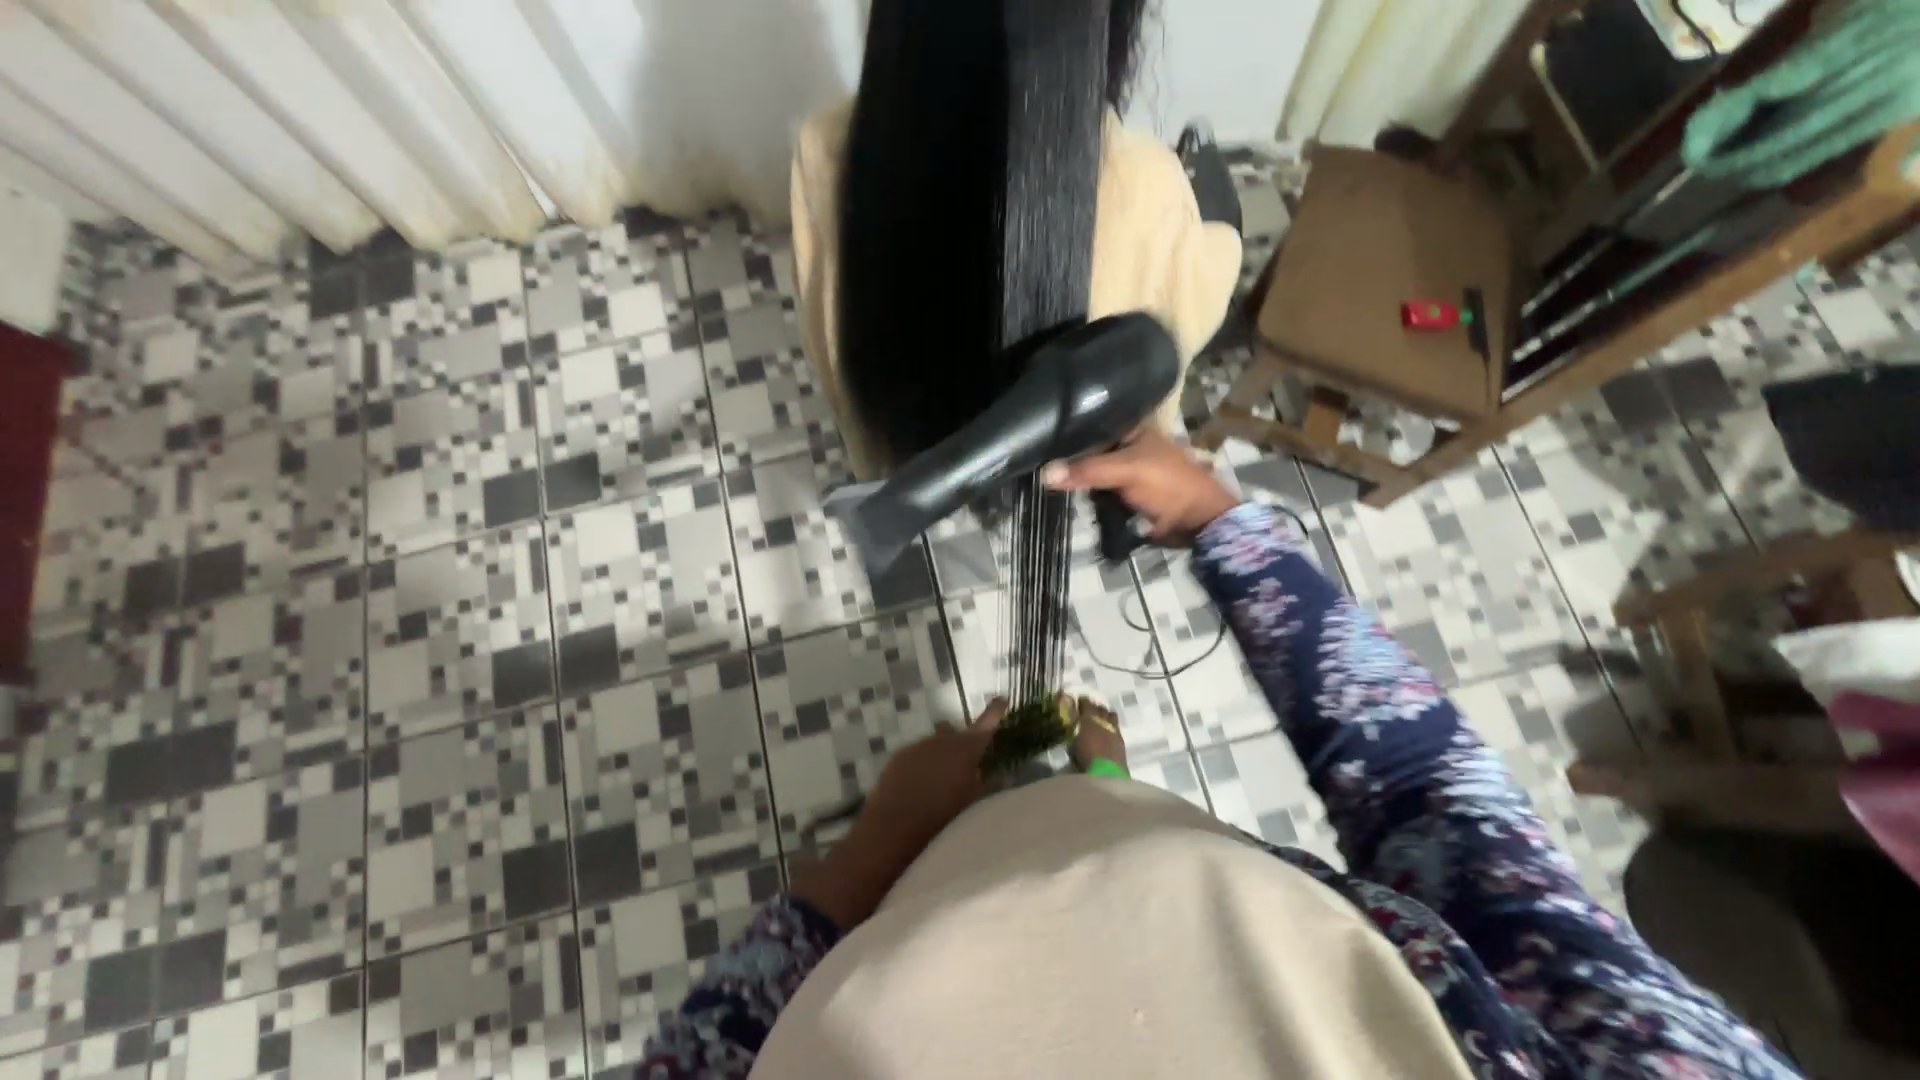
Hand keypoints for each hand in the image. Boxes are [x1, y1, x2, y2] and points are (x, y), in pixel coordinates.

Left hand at [790, 701, 1004, 927]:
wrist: (892, 830)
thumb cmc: (941, 819)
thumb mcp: (973, 805)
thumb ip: (989, 787)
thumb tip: (1003, 776)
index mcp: (965, 750)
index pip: (986, 724)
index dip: (995, 712)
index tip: (1003, 699)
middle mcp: (941, 741)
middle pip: (958, 734)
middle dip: (964, 743)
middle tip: (970, 763)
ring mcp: (917, 747)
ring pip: (936, 744)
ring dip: (943, 755)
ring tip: (944, 780)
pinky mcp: (898, 757)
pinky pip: (918, 755)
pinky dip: (925, 764)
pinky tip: (924, 786)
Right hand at [1041, 428, 1238, 543]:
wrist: (1198, 522)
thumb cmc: (1169, 484)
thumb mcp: (1127, 471)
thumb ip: (1087, 470)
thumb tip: (1045, 474)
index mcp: (1134, 430)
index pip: (1093, 427)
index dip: (1069, 436)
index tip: (1041, 445)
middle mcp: (1129, 447)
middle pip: (1090, 453)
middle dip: (1071, 464)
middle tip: (1041, 470)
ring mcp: (1128, 473)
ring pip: (1093, 475)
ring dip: (1077, 485)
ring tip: (1049, 487)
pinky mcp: (1127, 497)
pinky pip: (1100, 495)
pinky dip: (1089, 499)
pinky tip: (1069, 499)